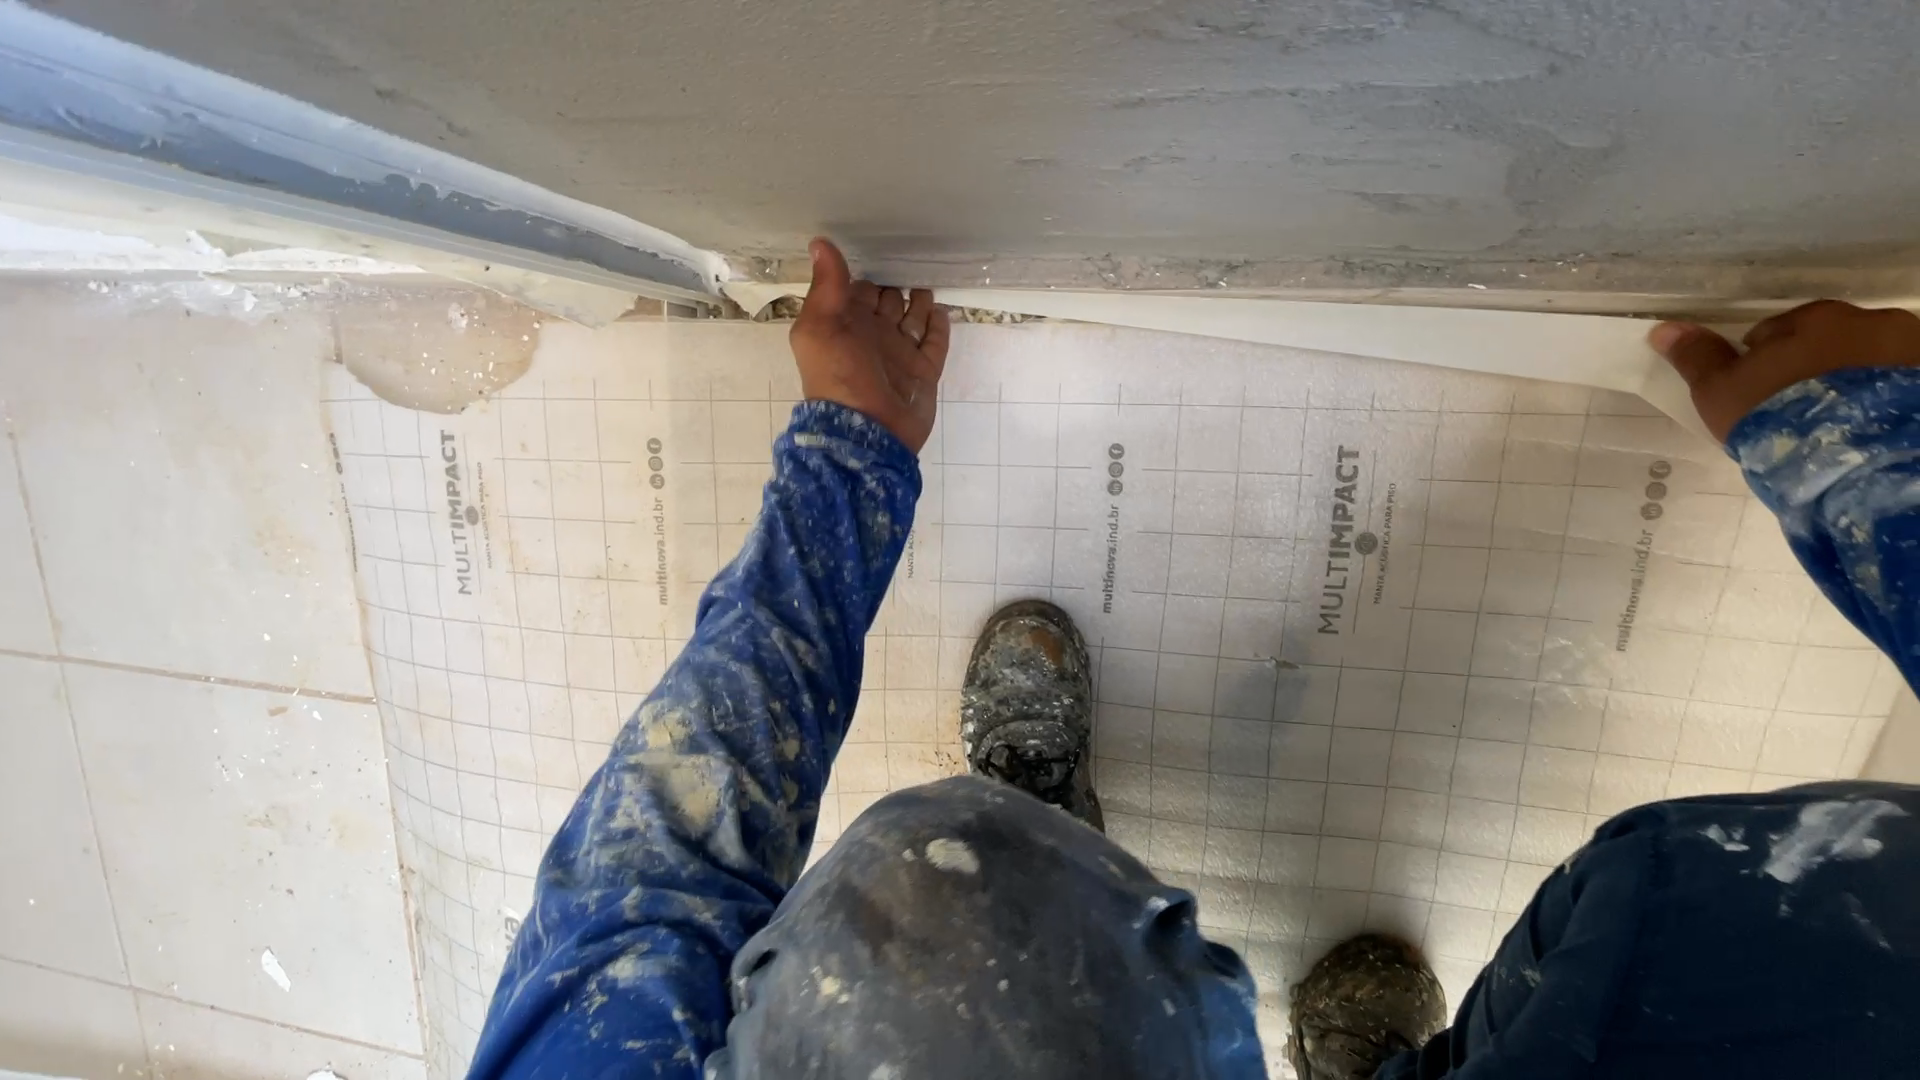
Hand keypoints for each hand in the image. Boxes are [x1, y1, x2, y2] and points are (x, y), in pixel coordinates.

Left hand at [789, 238, 948, 453]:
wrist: (868, 431)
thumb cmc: (838, 377)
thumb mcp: (820, 327)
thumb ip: (826, 286)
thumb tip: (820, 241)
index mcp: (846, 325)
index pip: (861, 291)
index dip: (868, 276)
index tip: (881, 250)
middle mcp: (874, 336)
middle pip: (890, 301)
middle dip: (898, 285)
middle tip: (913, 262)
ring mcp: (901, 354)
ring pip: (914, 318)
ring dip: (921, 301)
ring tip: (926, 285)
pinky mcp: (924, 372)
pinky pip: (935, 343)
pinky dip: (939, 326)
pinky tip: (940, 310)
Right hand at [1649, 300, 1919, 441]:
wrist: (1850, 449)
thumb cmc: (1774, 410)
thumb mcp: (1718, 388)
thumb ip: (1696, 357)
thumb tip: (1663, 329)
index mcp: (1813, 318)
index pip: (1777, 329)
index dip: (1759, 357)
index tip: (1753, 388)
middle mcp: (1870, 320)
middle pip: (1828, 339)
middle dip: (1811, 362)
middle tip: (1791, 401)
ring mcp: (1910, 347)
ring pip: (1865, 358)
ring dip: (1849, 376)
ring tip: (1829, 414)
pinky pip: (1895, 380)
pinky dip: (1878, 393)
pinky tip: (1858, 419)